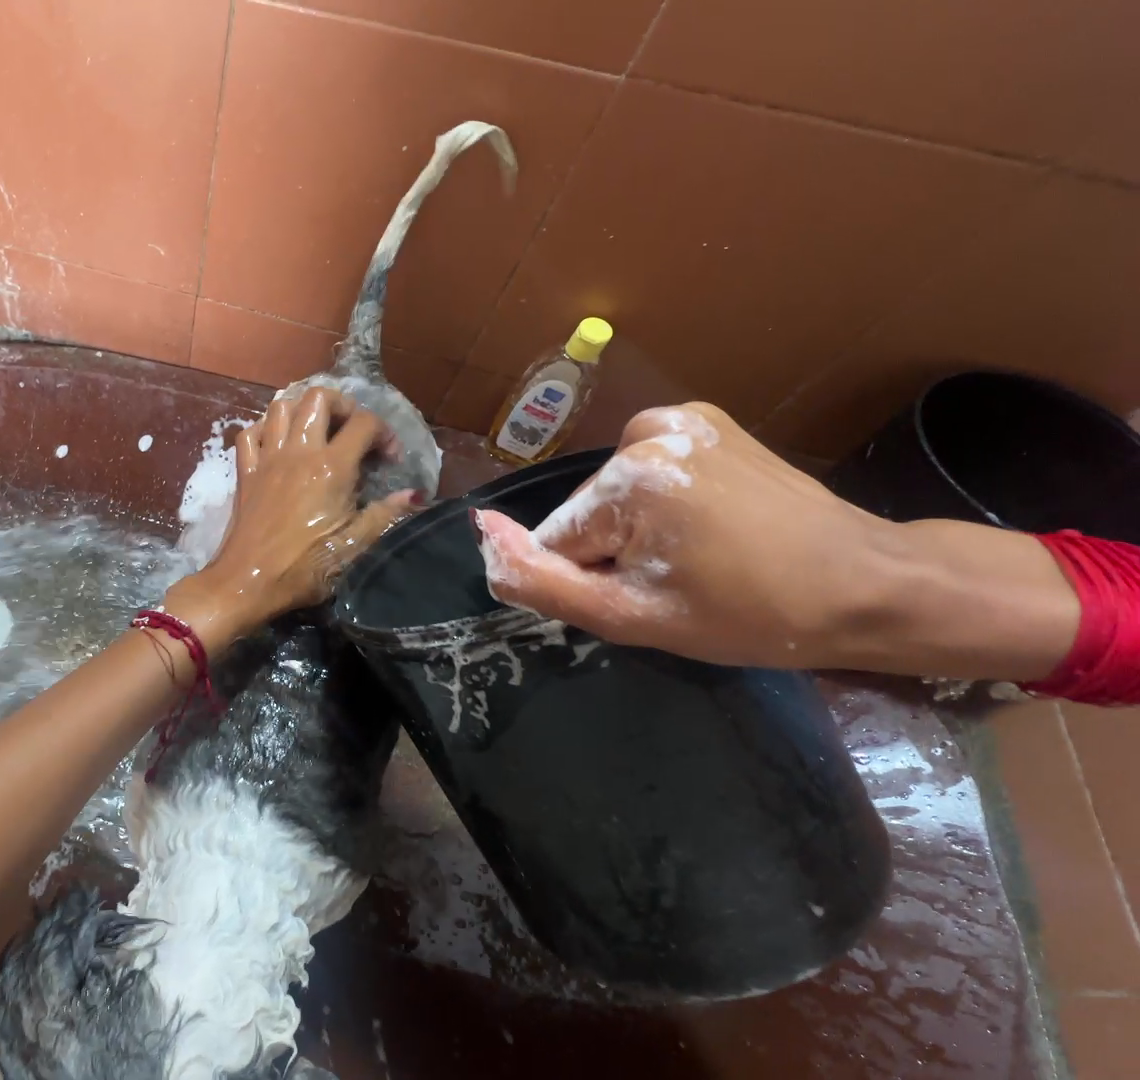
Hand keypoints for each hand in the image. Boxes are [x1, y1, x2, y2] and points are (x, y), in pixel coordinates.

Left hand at [167, 388, 419, 645]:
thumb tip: (414, 494)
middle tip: (353, 431)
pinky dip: (265, 428)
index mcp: (331, 468)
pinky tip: (277, 442)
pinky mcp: (244, 472)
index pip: (364, 423)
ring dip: (302, 409)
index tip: (390, 460)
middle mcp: (298, 452)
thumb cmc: (303, 569)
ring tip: (318, 430)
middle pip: (319, 397)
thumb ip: (385, 515)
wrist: (247, 583)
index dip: (385, 433)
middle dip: (343, 405)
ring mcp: (267, 459)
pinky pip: (249, 432)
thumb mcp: (354, 546)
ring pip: (281, 406)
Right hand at [470, 403, 1077, 677]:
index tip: (654, 595)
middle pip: (585, 511)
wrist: (868, 584)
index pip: (557, 539)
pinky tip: (707, 523)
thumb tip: (482, 534)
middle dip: (613, 550)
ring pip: (611, 493)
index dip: (594, 578)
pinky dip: (658, 500)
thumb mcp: (632, 615)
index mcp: (630, 476)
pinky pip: (644, 470)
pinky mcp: (704, 419)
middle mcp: (647, 430)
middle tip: (680, 582)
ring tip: (700, 555)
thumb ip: (541, 581)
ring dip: (635, 527)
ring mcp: (680, 417)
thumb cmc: (750, 614)